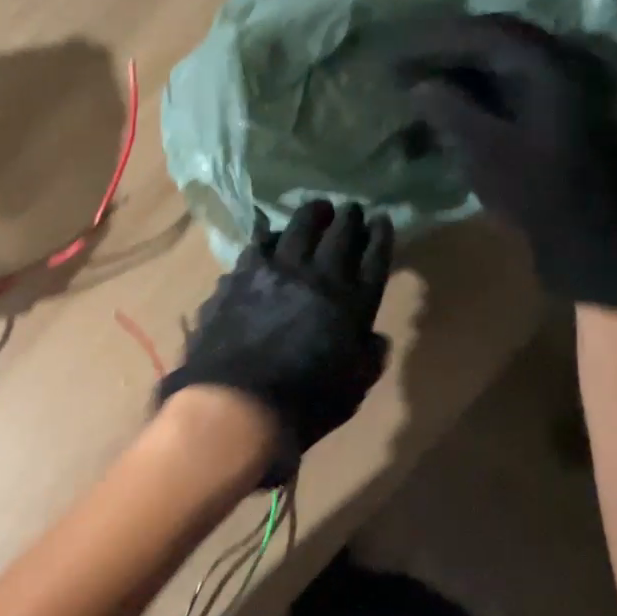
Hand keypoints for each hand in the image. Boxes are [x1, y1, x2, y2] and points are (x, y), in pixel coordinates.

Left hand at [160, 200, 392, 485]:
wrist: (235, 404)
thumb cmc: (303, 405)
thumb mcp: (353, 388)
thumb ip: (368, 356)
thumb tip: (373, 338)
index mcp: (353, 302)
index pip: (374, 256)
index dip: (380, 236)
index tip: (380, 221)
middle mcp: (317, 276)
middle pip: (338, 233)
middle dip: (348, 218)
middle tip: (350, 210)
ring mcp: (273, 272)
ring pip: (297, 228)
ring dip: (310, 216)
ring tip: (316, 210)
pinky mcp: (237, 277)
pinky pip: (258, 246)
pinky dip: (270, 237)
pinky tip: (270, 238)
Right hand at [396, 14, 616, 306]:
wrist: (595, 235)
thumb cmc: (538, 191)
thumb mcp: (484, 150)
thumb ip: (449, 109)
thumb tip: (417, 85)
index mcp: (545, 63)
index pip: (480, 33)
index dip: (432, 41)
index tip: (392, 55)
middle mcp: (559, 61)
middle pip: (493, 41)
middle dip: (444, 52)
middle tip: (401, 66)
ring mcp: (564, 86)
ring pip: (502, 63)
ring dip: (459, 71)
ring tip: (418, 87)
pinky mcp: (561, 112)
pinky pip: (512, 86)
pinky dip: (477, 92)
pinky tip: (449, 109)